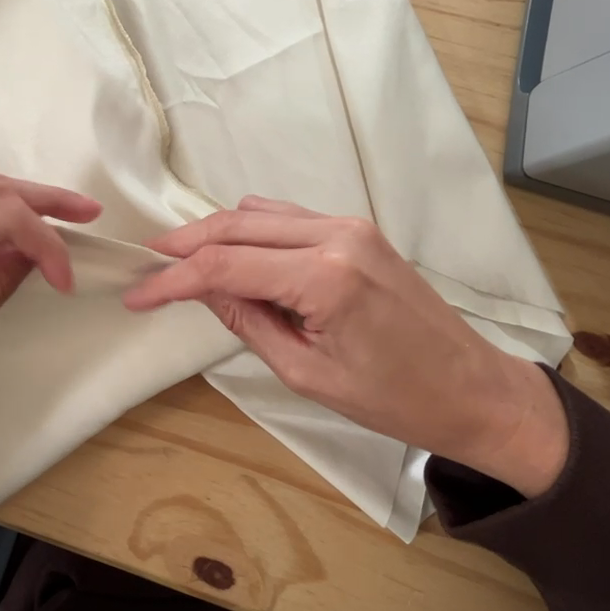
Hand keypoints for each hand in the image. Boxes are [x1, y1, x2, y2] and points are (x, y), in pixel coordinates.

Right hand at [123, 196, 568, 496]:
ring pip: (259, 211)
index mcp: (324, 277)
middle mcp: (334, 234)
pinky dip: (251, 229)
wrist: (472, 389)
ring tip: (183, 261)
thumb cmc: (393, 399)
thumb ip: (247, 321)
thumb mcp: (306, 373)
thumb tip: (199, 289)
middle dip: (186, 243)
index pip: (225, 265)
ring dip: (216, 232)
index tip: (136, 295)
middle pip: (236, 223)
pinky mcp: (356, 228)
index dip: (173, 278)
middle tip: (148, 263)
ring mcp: (349, 224)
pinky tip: (235, 254)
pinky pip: (287, 215)